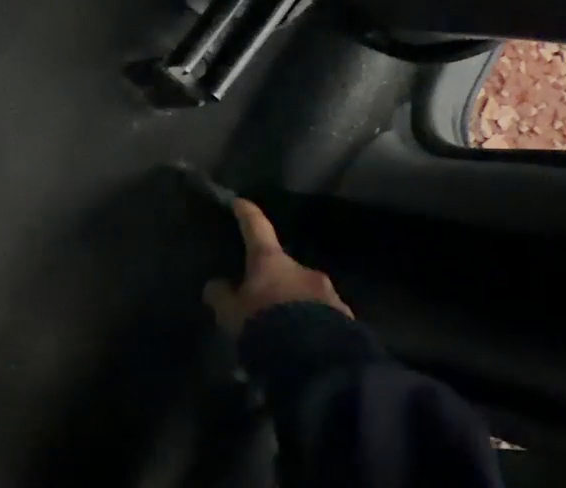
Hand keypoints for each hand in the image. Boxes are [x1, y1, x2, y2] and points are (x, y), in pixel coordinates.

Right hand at [202, 198, 350, 336]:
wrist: (318, 361)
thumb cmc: (265, 323)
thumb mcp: (230, 312)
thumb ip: (221, 295)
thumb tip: (217, 284)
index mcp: (271, 261)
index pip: (256, 228)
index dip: (247, 214)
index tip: (241, 202)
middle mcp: (303, 270)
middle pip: (285, 267)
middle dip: (275, 279)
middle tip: (262, 296)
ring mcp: (330, 295)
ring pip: (306, 293)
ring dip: (295, 303)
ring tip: (283, 327)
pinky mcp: (348, 321)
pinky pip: (323, 316)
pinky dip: (312, 323)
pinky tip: (302, 342)